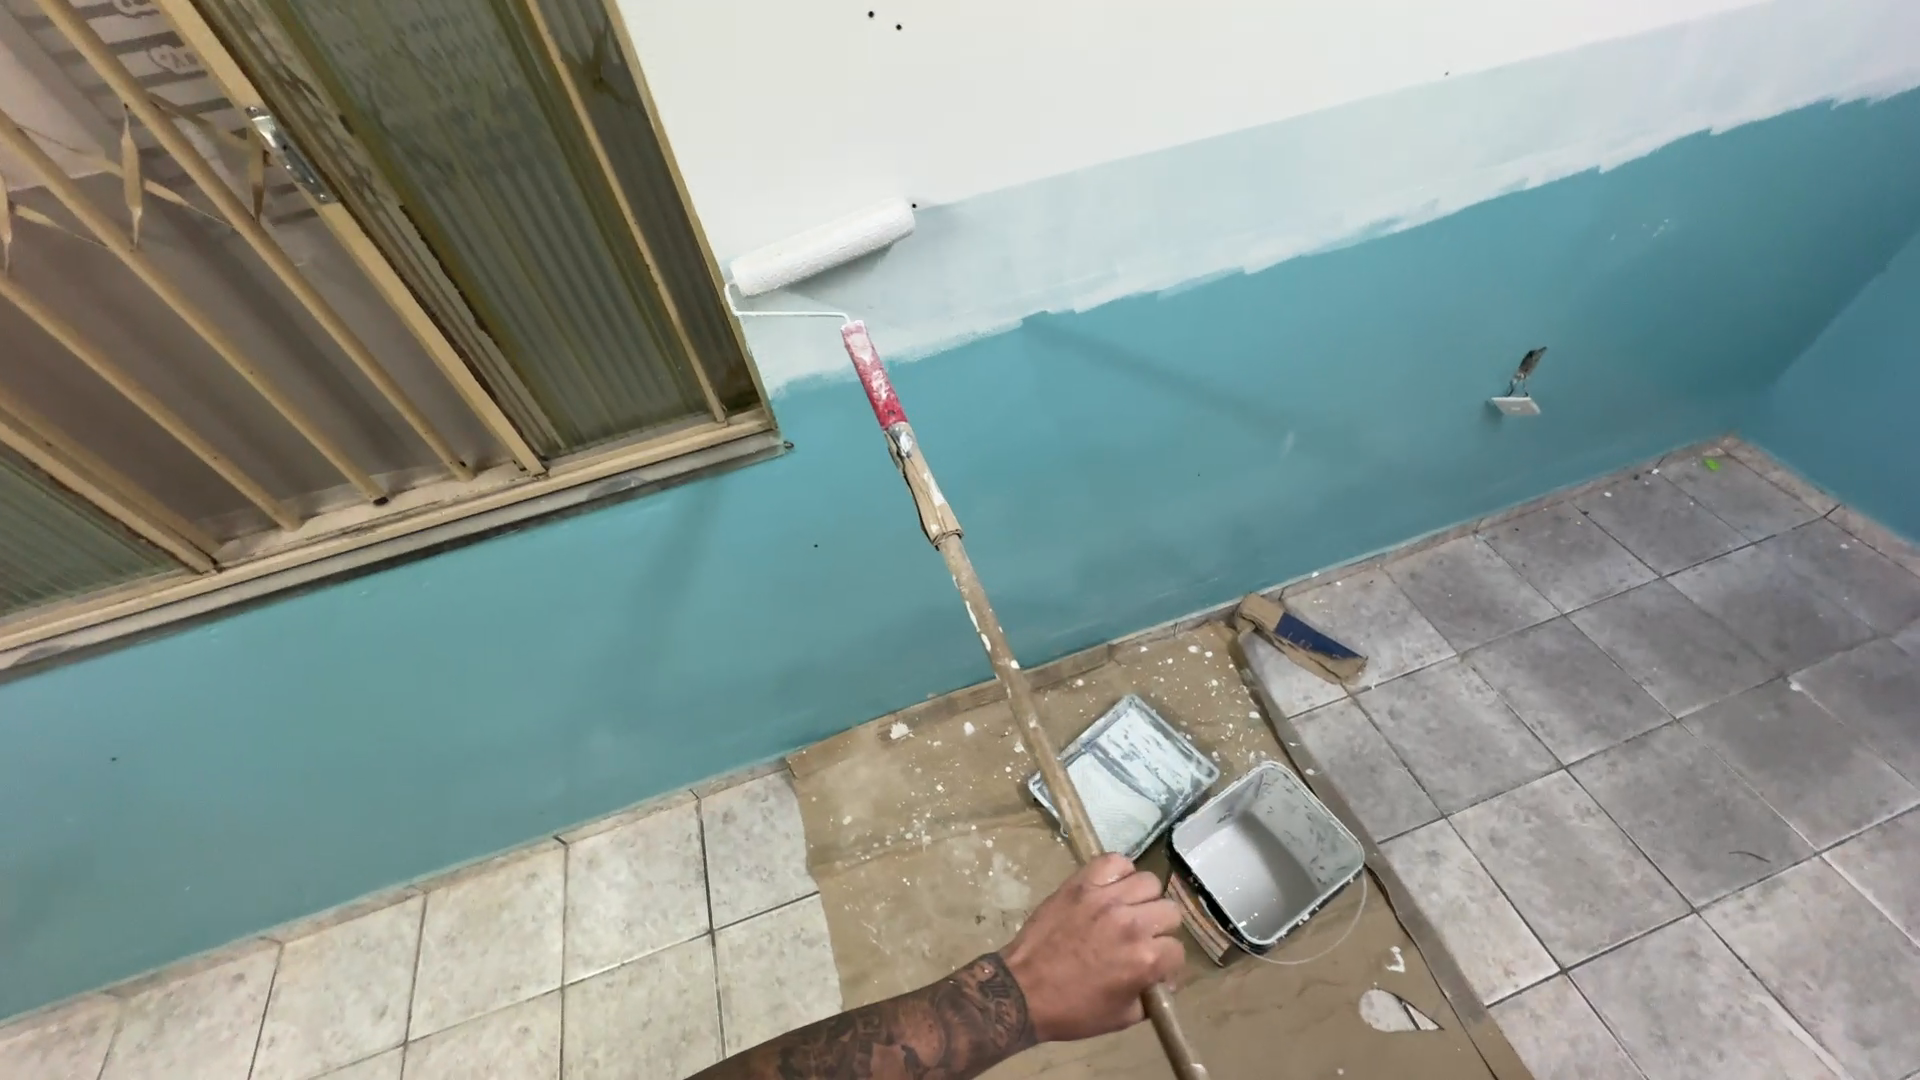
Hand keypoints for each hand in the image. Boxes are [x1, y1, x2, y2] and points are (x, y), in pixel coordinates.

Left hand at [999, 853, 1185, 1042]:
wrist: (1025, 987)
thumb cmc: (1074, 1009)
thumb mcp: (1124, 1016)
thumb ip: (1152, 995)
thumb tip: (1164, 977)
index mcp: (1144, 959)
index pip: (1178, 950)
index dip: (1168, 961)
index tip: (1155, 964)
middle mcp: (1131, 923)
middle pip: (1170, 910)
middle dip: (1161, 927)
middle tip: (1143, 935)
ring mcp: (1105, 898)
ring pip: (1148, 881)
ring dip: (1143, 898)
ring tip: (1128, 909)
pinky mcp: (1082, 882)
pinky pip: (1114, 861)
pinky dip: (1120, 871)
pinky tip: (1113, 887)